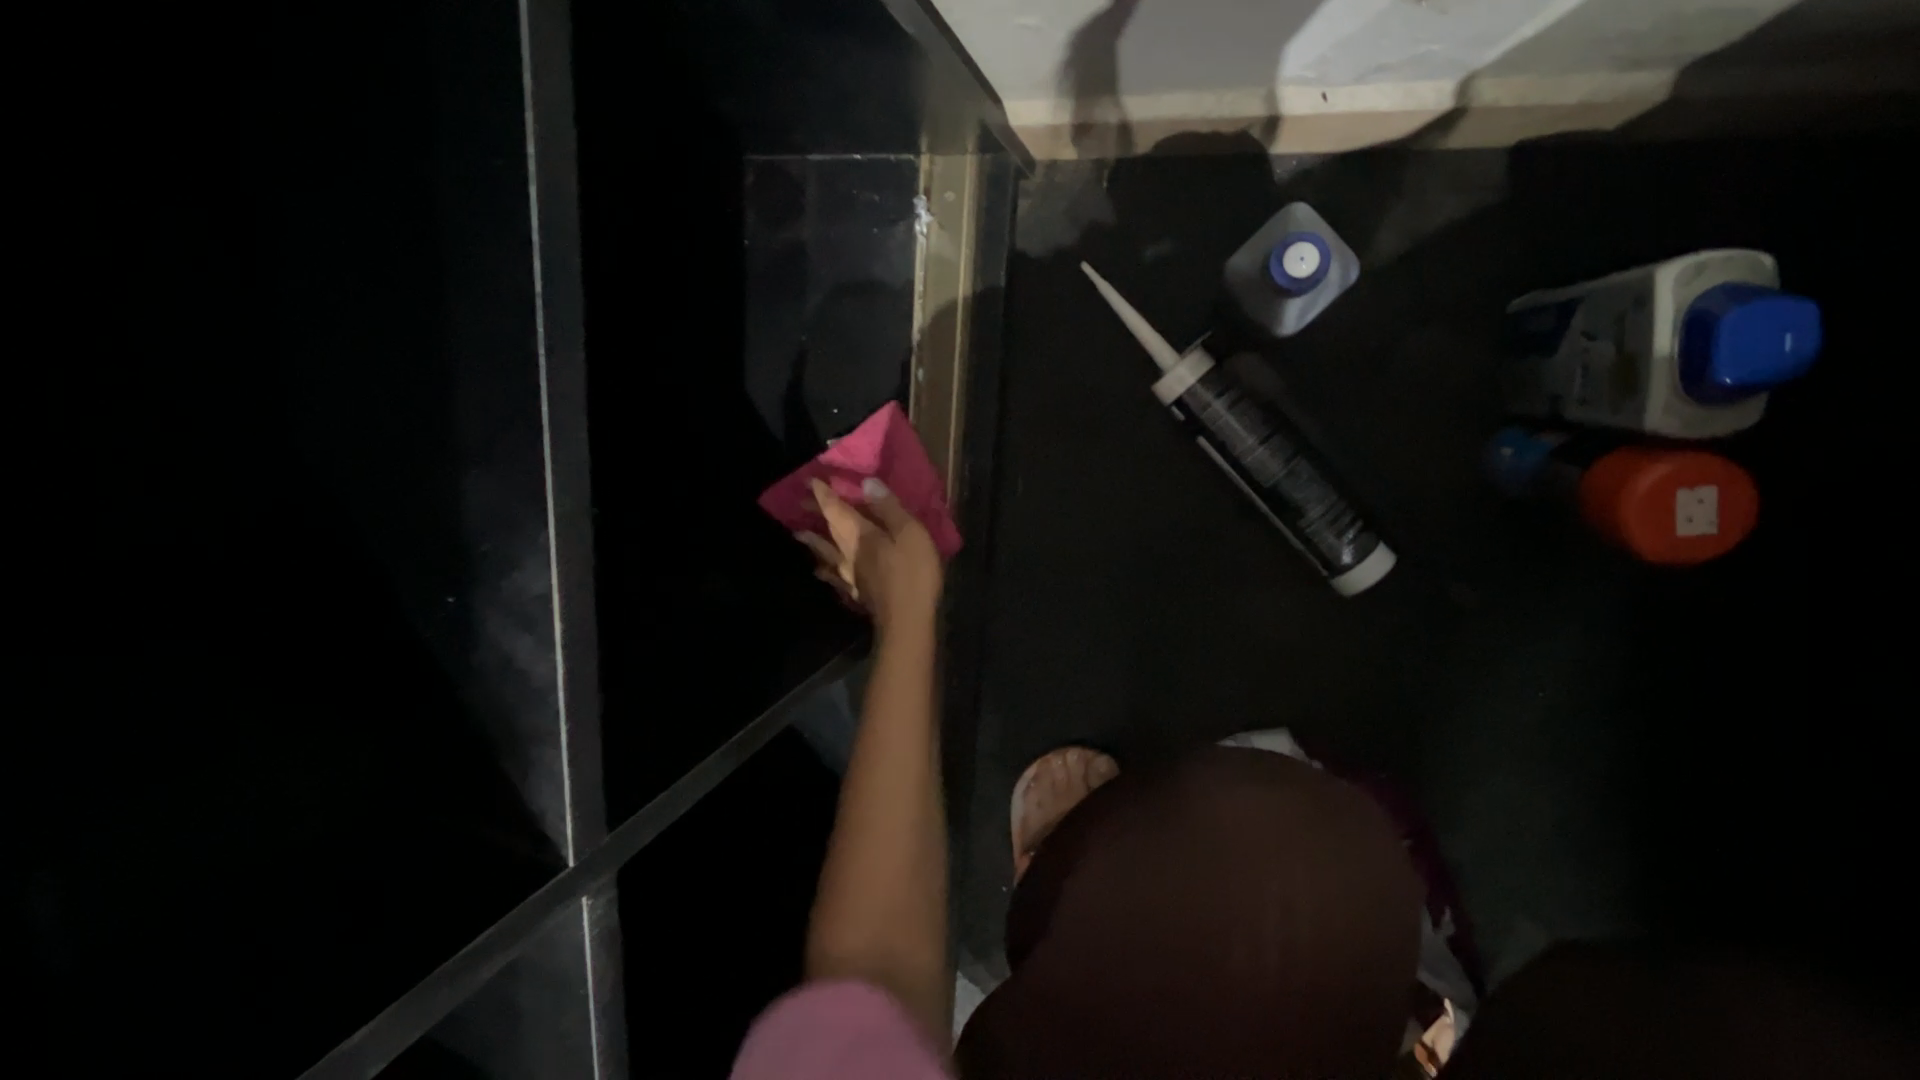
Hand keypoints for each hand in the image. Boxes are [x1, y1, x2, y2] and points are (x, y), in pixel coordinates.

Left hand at [797, 477, 942, 631]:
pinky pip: (835, 578)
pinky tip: (821, 572)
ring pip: (826, 554)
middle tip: (801, 503)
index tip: (811, 481)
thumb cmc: (912, 573)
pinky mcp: (857, 593)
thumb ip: (888, 508)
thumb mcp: (909, 532)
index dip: (824, 495)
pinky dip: (825, 572)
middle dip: (817, 515)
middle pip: (828, 530)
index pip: (837, 509)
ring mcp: (850, 576)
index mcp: (860, 534)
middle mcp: (849, 553)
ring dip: (813, 542)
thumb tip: (866, 483)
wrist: (907, 621)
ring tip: (800, 535)